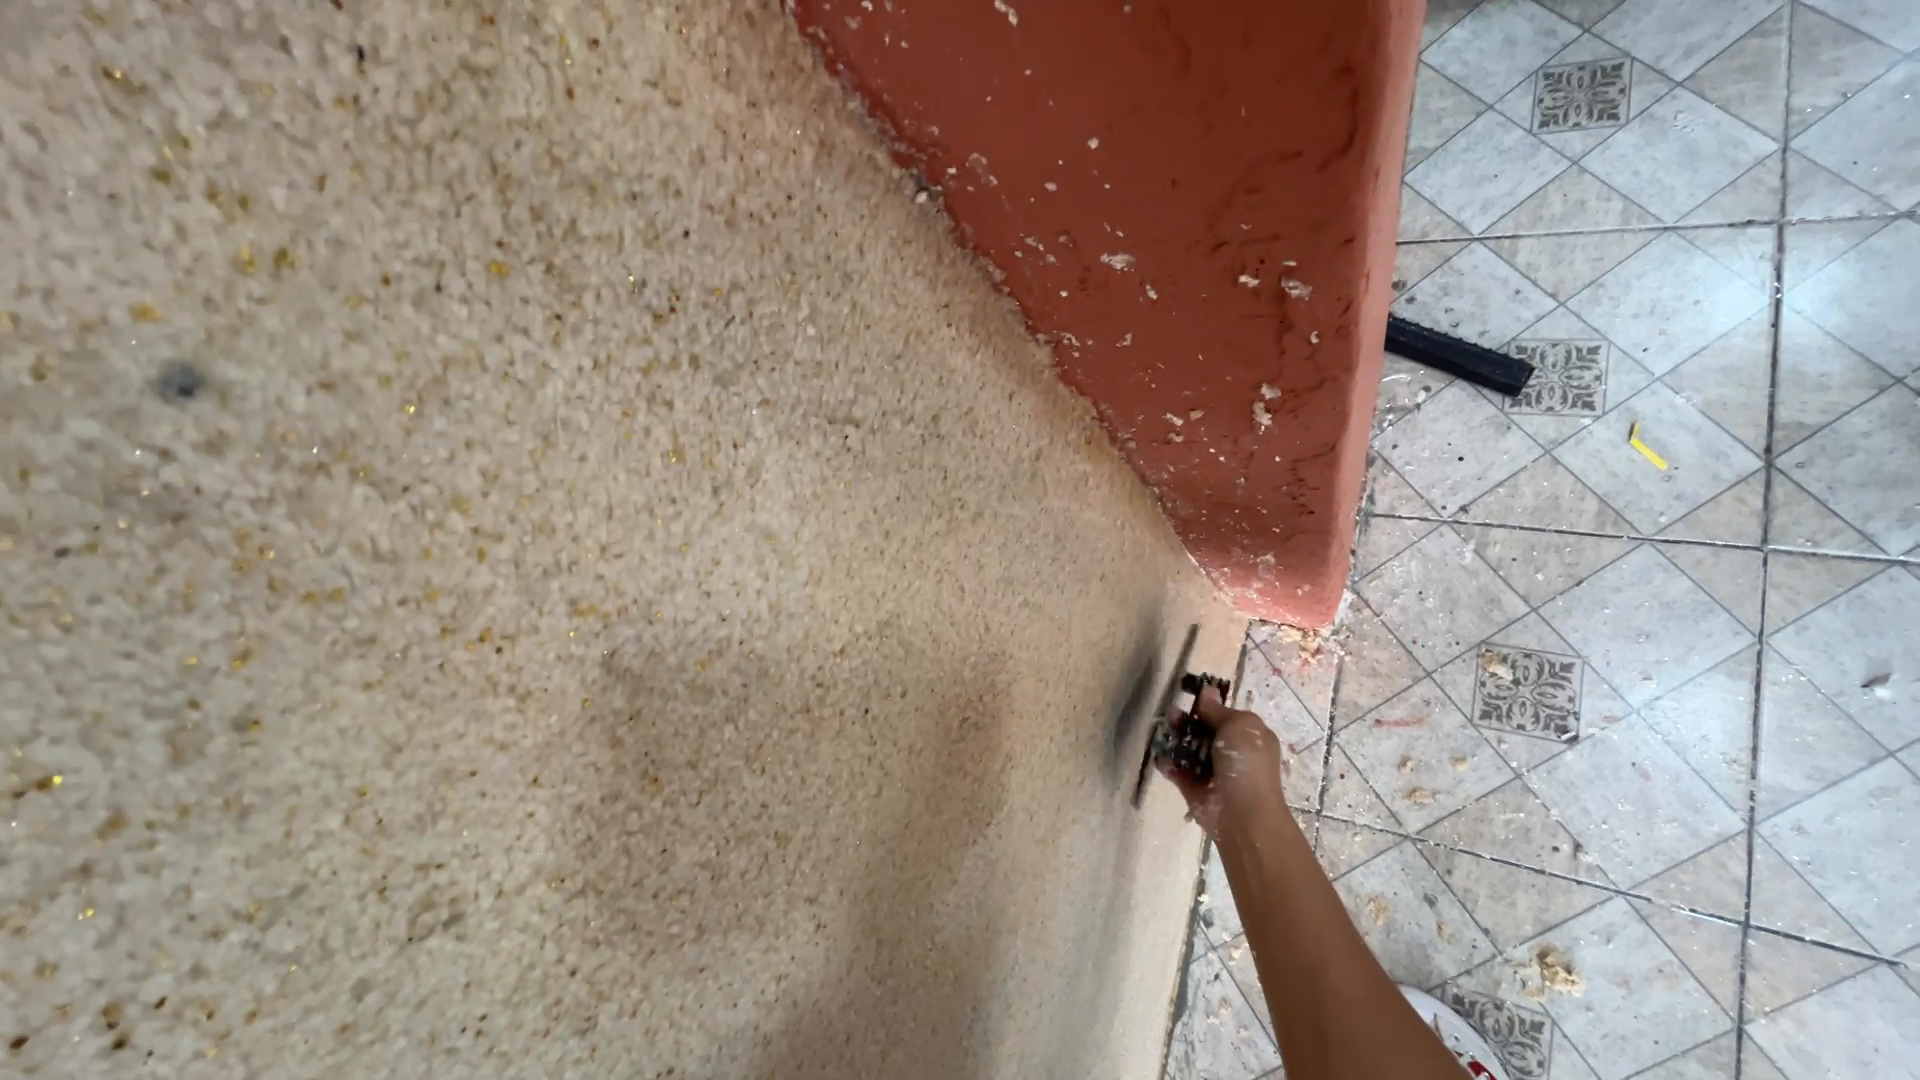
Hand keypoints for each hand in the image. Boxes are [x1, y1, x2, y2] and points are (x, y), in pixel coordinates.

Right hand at [1157, 684, 1286, 833]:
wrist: (1242, 812)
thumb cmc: (1246, 762)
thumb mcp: (1238, 725)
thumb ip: (1217, 710)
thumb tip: (1207, 691)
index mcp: (1249, 737)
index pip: (1226, 717)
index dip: (1207, 707)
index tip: (1189, 698)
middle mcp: (1232, 754)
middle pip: (1203, 731)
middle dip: (1186, 721)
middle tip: (1170, 713)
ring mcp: (1212, 772)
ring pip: (1188, 750)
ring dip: (1175, 739)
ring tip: (1162, 730)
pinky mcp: (1194, 789)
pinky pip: (1178, 771)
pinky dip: (1168, 763)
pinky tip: (1160, 756)